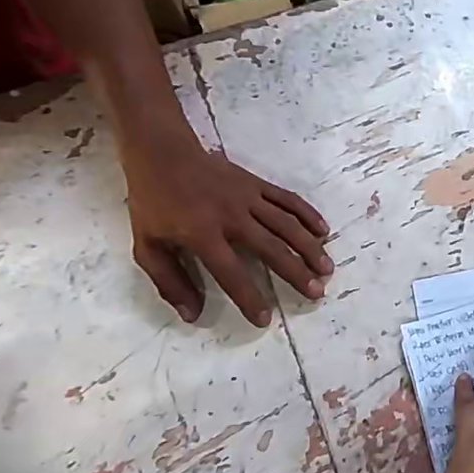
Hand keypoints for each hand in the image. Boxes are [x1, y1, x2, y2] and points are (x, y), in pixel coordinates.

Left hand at [121, 125, 331, 326]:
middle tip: (317, 292)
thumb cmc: (153, 203)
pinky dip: (307, 214)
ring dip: (309, 247)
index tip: (265, 318)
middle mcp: (231, 217)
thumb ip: (169, 282)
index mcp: (202, 234)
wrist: (163, 153)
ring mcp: (248, 198)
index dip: (249, 298)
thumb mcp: (147, 247)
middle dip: (296, 272)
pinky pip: (287, 199)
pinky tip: (323, 230)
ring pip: (286, 225)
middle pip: (271, 248)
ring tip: (326, 267)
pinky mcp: (257, 184)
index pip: (231, 273)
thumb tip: (193, 315)